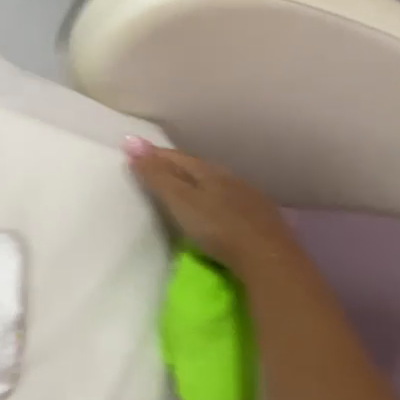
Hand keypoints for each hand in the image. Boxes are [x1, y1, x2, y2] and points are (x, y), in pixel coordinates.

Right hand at [124, 136, 295, 272]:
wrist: (269, 259)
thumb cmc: (218, 228)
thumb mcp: (180, 201)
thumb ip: (157, 175)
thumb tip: (130, 140)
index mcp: (208, 171)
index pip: (176, 156)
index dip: (154, 154)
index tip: (134, 151)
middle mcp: (230, 178)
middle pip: (198, 167)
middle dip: (178, 165)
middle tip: (158, 166)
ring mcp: (250, 198)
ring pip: (219, 182)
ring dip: (201, 182)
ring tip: (187, 186)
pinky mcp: (264, 219)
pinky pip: (235, 200)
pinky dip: (220, 199)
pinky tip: (221, 208)